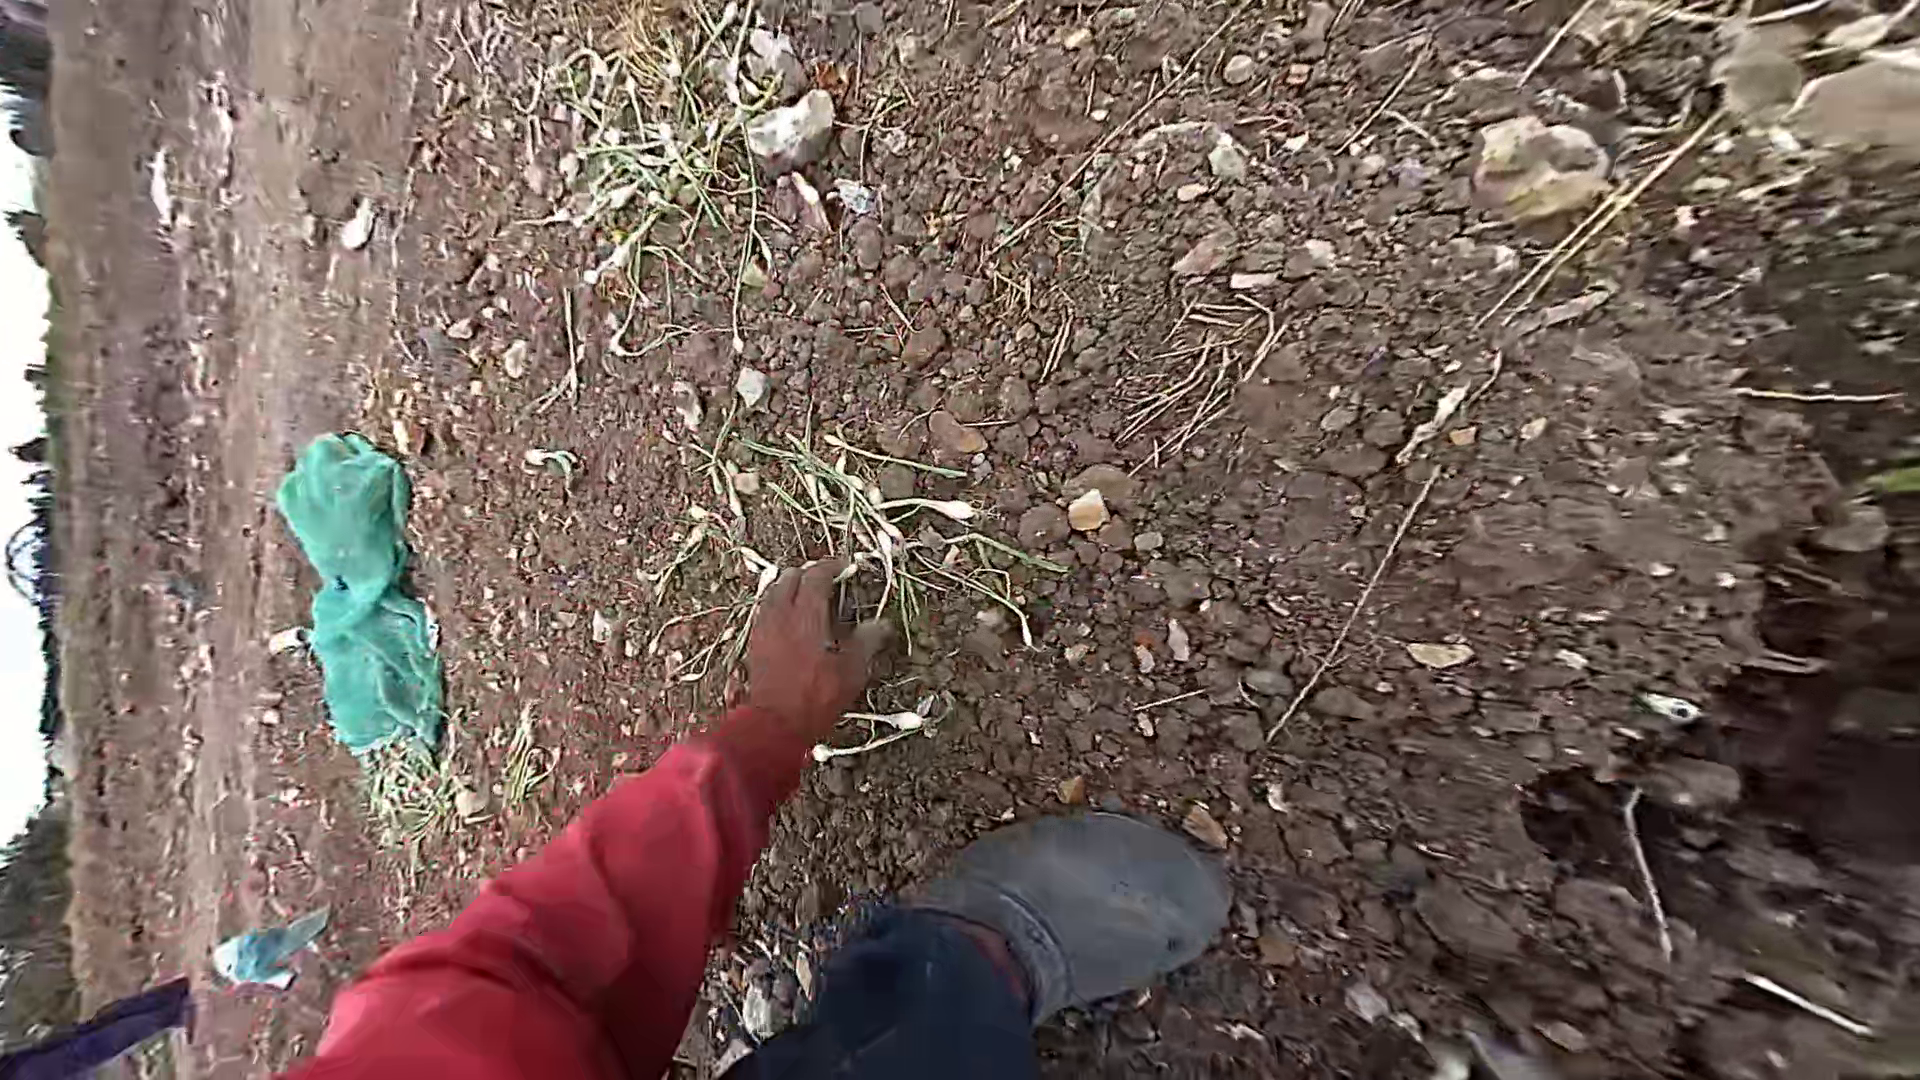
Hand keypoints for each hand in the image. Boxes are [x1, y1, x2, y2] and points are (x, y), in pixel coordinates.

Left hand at [745, 559, 890, 739]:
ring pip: (774, 591)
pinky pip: (765, 609)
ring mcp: (764, 627)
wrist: (774, 725)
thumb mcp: (852, 670)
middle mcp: (782, 614)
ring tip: (806, 592)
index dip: (832, 566)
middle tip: (827, 578)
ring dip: (791, 586)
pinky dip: (779, 602)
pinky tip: (789, 615)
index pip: (817, 576)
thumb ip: (867, 641)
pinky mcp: (755, 642)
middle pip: (791, 578)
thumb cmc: (817, 696)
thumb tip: (882, 624)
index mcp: (807, 615)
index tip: (846, 566)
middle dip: (809, 573)